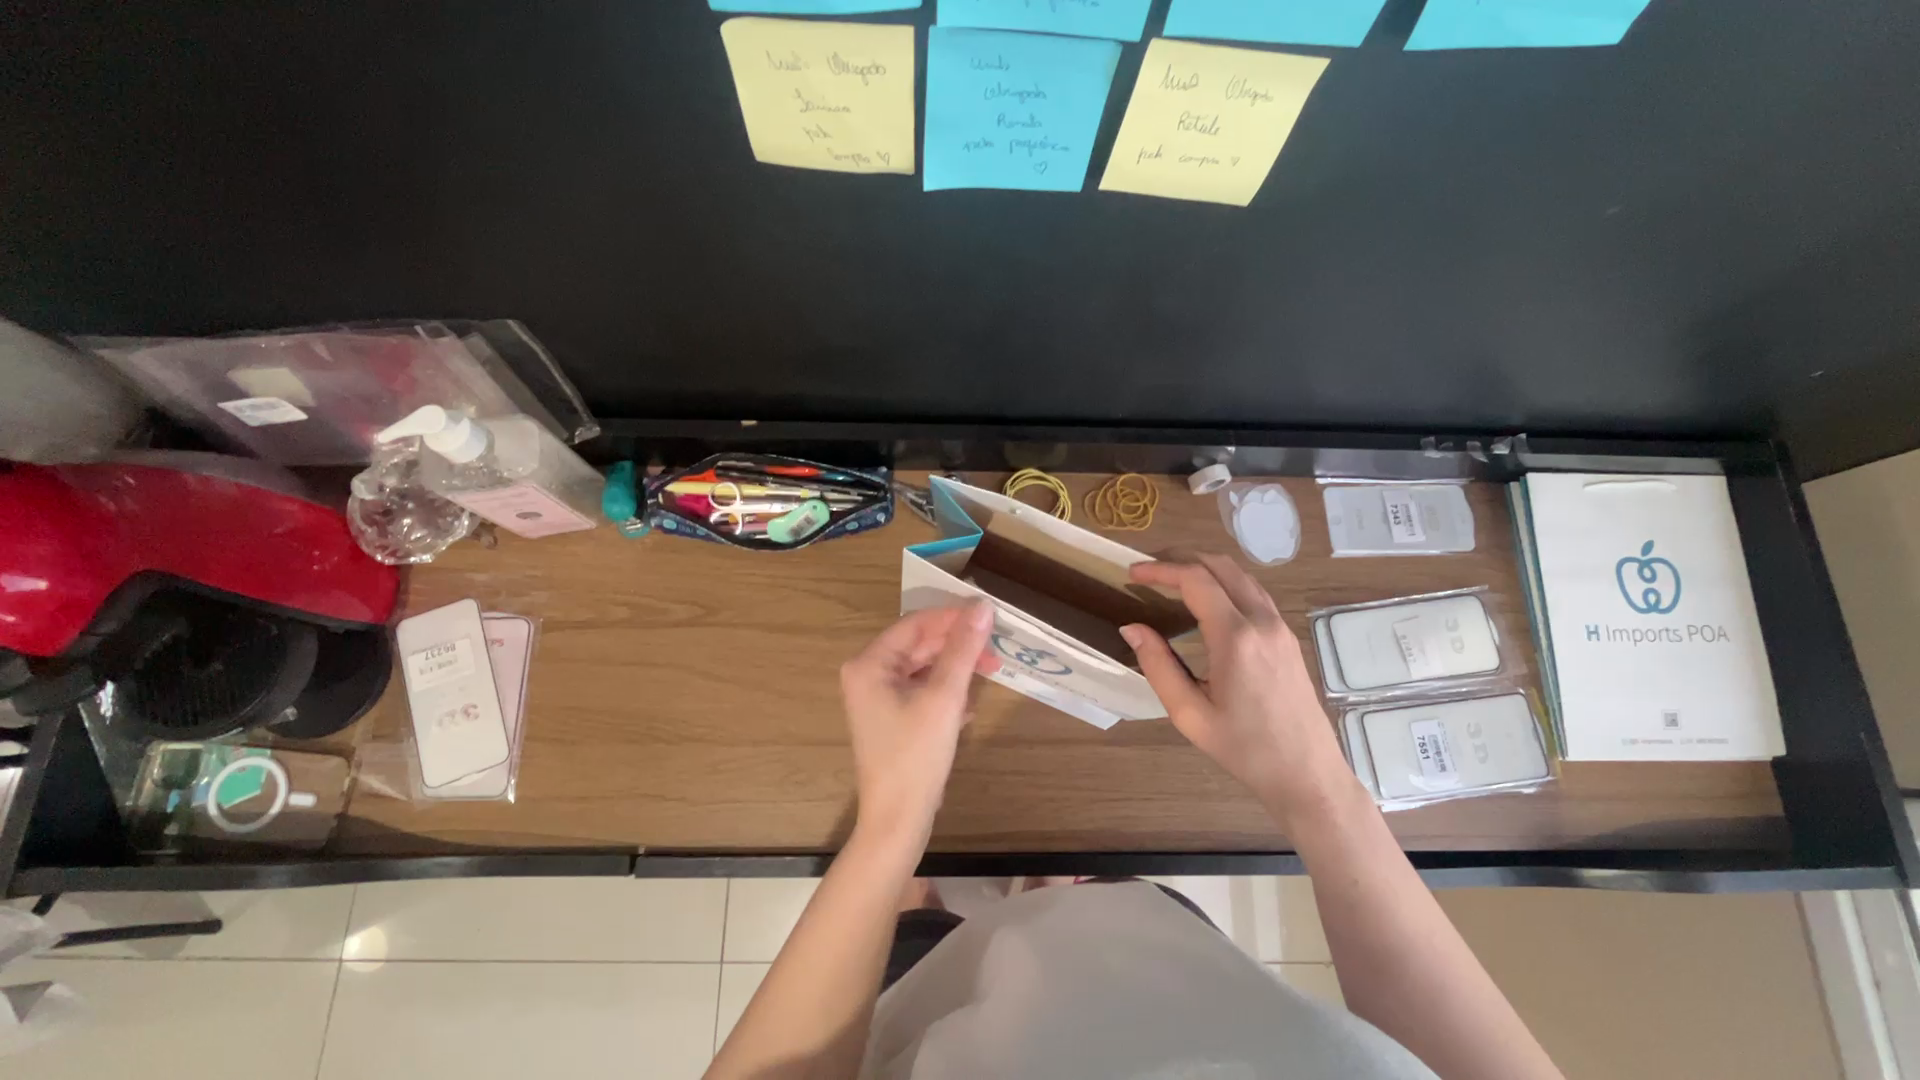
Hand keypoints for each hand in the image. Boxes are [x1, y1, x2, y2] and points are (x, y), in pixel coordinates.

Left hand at [840, 602, 996, 847]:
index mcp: (869, 664)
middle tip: (995, 648)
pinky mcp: (890, 719)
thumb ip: (963, 649)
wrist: (897, 818)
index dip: (953, 617)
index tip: (990, 617)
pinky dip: (945, 691)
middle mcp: (867, 675)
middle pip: (918, 644)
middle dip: (957, 645)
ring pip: (922, 668)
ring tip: (989, 671)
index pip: (916, 623)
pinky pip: (920, 690)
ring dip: (955, 668)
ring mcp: (876, 699)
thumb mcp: (945, 697)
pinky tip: (969, 706)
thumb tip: (983, 606)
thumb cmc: (916, 755)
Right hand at [1121, 555, 1358, 827]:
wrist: (1306, 773)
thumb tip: (1131, 628)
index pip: (1195, 580)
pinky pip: (1253, 592)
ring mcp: (1280, 627)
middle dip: (1181, 558)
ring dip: (1204, 567)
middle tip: (1148, 569)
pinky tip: (1205, 600)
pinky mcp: (1287, 637)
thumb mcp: (1190, 714)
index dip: (1160, 569)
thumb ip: (1158, 666)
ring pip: (1240, 575)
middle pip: (1220, 565)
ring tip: (1171, 578)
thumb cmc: (1244, 750)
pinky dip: (1224, 582)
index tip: (1132, 573)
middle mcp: (1262, 622)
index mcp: (1236, 638)